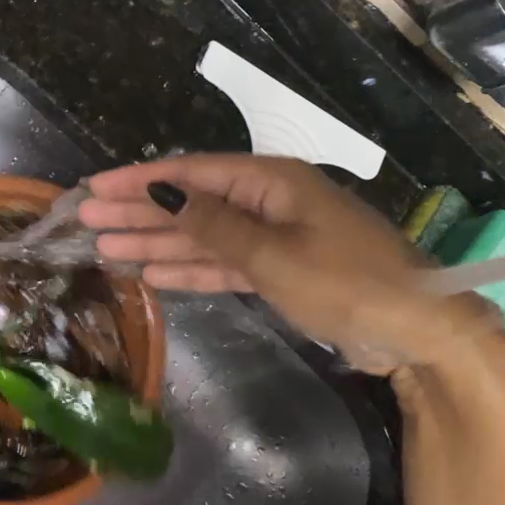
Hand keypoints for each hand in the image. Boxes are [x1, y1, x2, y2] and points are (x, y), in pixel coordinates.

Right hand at [78, 154, 502, 370]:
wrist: (418, 330)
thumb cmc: (347, 283)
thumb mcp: (273, 254)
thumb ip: (213, 225)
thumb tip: (163, 193)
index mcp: (270, 183)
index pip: (191, 174)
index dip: (140, 180)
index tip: (95, 185)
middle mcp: (267, 202)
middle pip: (190, 203)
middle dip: (138, 211)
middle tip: (85, 217)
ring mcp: (272, 237)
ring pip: (201, 235)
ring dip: (155, 241)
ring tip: (104, 246)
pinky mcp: (278, 270)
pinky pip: (222, 264)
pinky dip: (189, 269)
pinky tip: (151, 273)